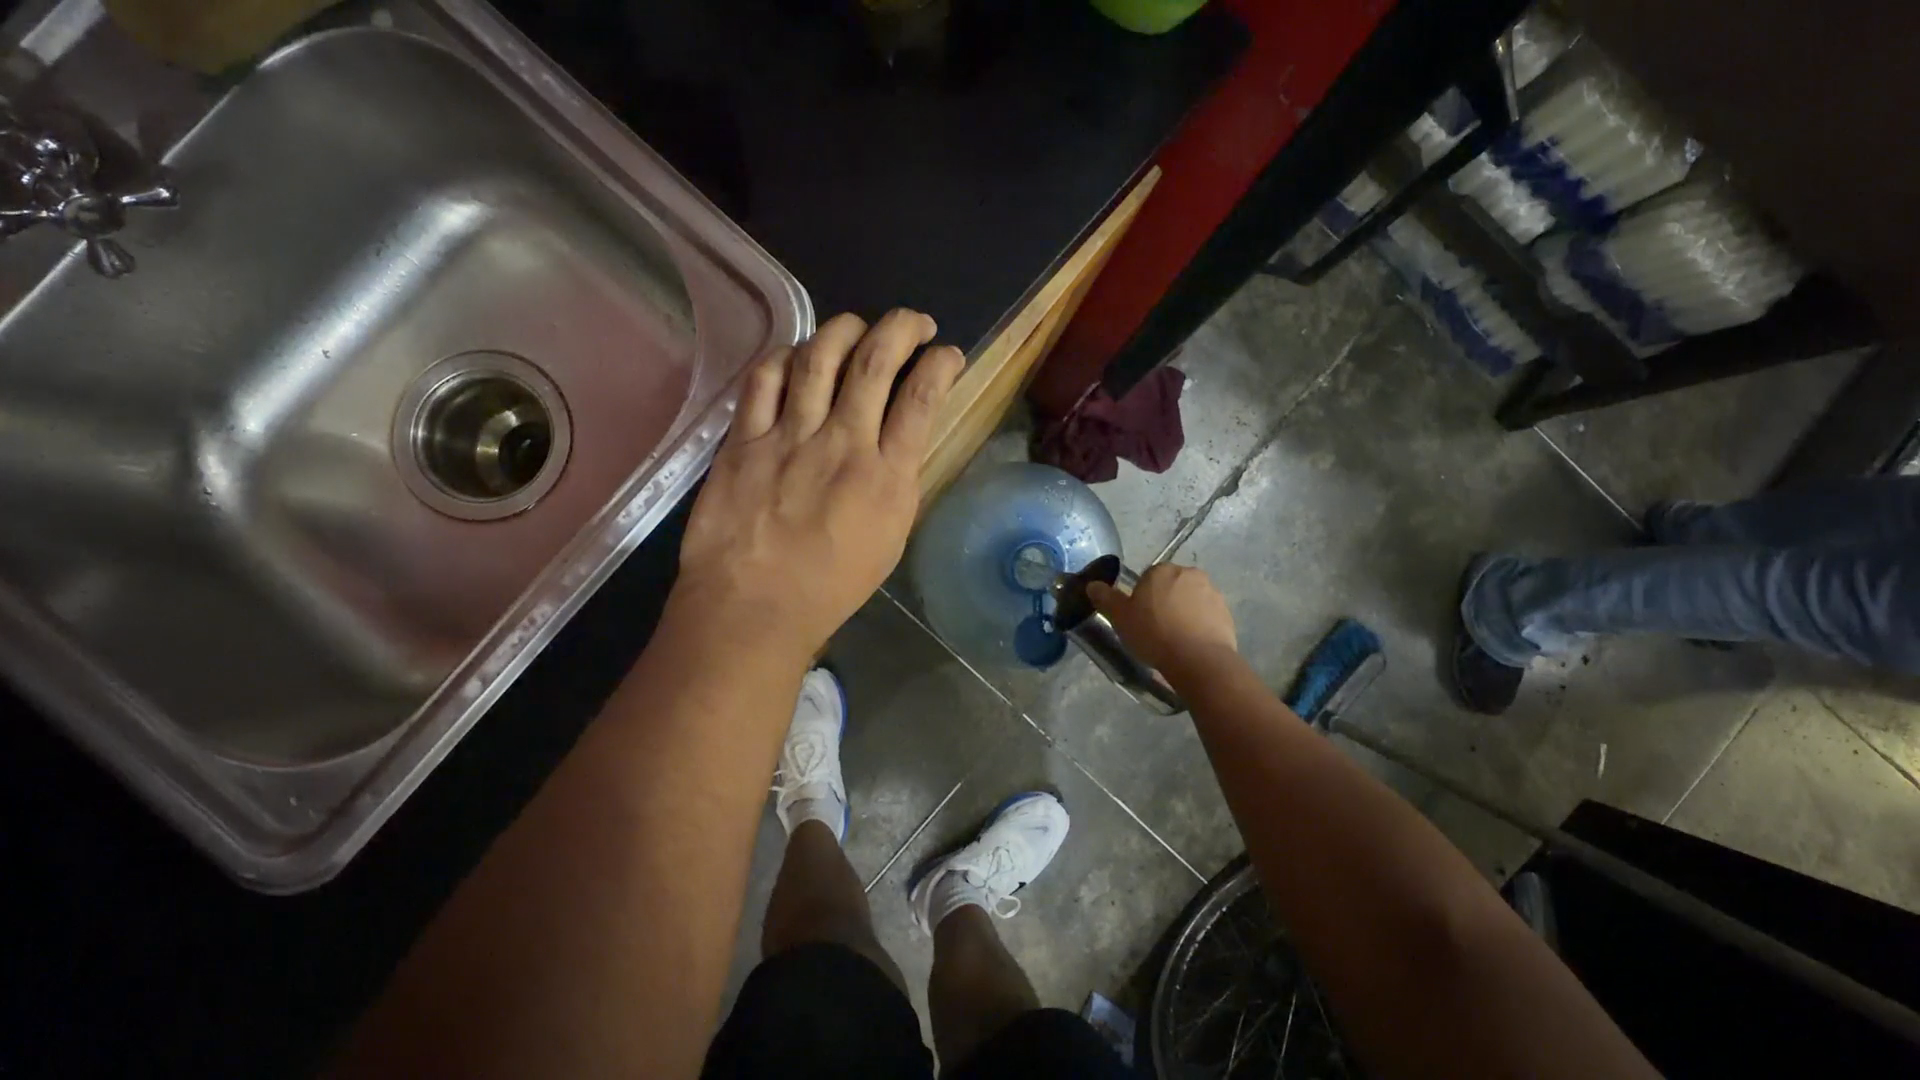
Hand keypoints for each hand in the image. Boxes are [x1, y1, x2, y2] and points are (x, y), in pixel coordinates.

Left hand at [674, 310, 964, 659]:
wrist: (752, 608)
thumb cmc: (830, 586)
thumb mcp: (889, 539)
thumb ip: (897, 482)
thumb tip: (900, 439)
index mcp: (886, 476)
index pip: (922, 398)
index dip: (940, 363)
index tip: (946, 354)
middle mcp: (842, 443)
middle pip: (876, 361)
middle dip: (901, 327)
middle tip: (911, 323)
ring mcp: (789, 437)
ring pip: (820, 356)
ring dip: (845, 329)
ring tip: (856, 327)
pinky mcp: (744, 440)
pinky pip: (764, 378)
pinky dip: (784, 356)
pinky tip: (795, 356)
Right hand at [1087, 563, 1237, 676]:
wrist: (1198, 659)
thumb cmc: (1154, 634)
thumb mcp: (1121, 618)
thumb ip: (1106, 598)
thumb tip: (1092, 584)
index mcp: (1161, 570)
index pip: (1148, 577)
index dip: (1142, 598)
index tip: (1140, 618)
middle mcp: (1189, 573)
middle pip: (1171, 585)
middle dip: (1165, 601)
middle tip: (1155, 628)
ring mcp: (1211, 591)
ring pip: (1190, 599)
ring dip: (1183, 611)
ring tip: (1175, 639)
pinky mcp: (1226, 611)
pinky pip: (1206, 614)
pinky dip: (1199, 624)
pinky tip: (1191, 643)